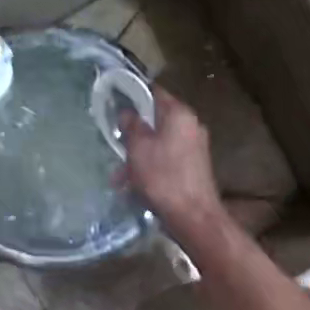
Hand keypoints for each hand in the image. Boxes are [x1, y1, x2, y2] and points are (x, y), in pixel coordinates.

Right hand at [121, 89, 225, 237]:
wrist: (193, 217)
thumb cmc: (163, 178)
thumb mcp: (138, 148)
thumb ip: (131, 126)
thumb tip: (128, 112)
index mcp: (180, 114)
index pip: (154, 92)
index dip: (133, 95)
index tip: (114, 103)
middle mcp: (191, 126)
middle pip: (156, 121)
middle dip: (133, 135)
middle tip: (115, 147)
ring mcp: (195, 148)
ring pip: (159, 144)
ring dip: (138, 157)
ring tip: (119, 178)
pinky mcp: (194, 168)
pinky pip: (167, 160)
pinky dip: (150, 169)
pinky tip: (135, 187)